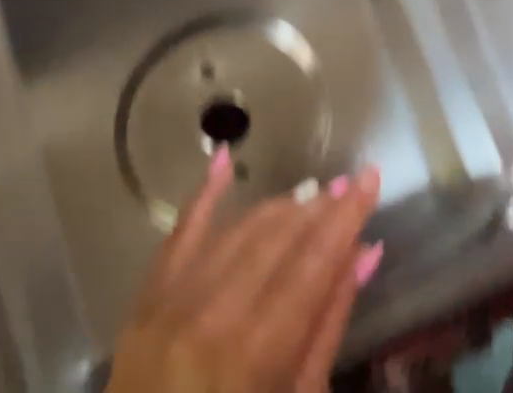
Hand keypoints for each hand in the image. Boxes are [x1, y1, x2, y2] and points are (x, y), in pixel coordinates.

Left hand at [105, 149, 385, 392]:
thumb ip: (329, 323)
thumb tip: (366, 251)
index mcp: (255, 351)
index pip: (312, 263)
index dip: (346, 216)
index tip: (371, 178)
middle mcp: (210, 317)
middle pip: (275, 239)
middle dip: (317, 207)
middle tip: (347, 186)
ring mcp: (170, 306)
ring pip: (236, 231)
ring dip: (277, 206)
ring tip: (310, 193)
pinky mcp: (142, 304)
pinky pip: (176, 237)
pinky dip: (201, 196)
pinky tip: (223, 161)